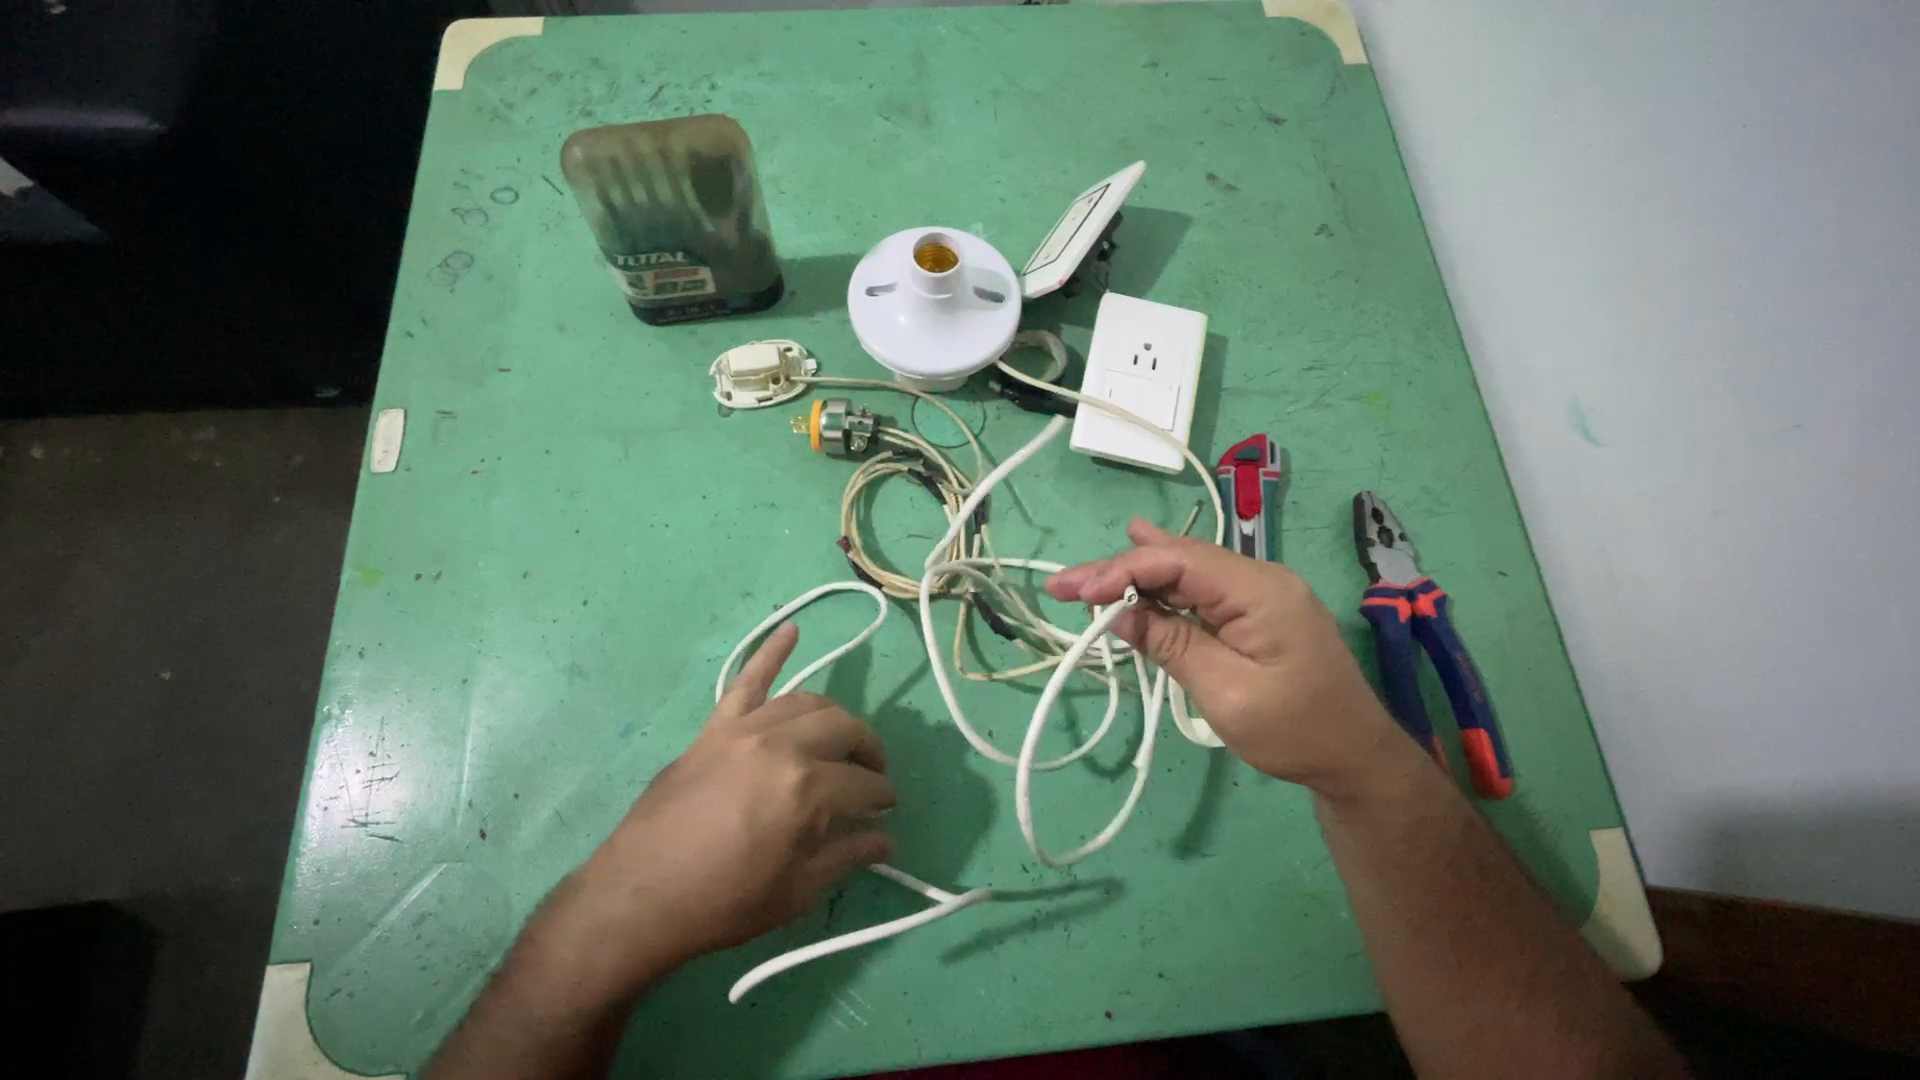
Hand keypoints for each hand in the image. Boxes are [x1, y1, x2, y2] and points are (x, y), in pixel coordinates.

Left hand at [550, 624, 897, 994]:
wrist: (638, 897)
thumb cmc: (722, 903)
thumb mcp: (795, 892)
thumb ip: (847, 857)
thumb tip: (888, 840)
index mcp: (807, 790)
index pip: (864, 783)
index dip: (882, 796)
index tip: (887, 808)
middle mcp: (781, 746)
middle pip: (844, 729)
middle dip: (868, 751)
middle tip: (871, 776)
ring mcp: (745, 730)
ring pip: (807, 701)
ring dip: (834, 717)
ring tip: (843, 739)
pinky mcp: (715, 728)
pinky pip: (747, 680)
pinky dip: (770, 652)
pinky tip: (791, 630)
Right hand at [1047, 519, 1410, 796]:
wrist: (1356, 757)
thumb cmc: (1295, 731)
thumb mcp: (1227, 693)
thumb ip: (1172, 645)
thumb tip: (1118, 614)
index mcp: (1259, 590)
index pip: (1178, 562)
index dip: (1122, 571)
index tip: (1076, 593)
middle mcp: (1260, 578)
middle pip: (1178, 561)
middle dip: (1118, 571)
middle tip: (1062, 586)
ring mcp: (1260, 593)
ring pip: (1186, 572)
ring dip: (1135, 577)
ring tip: (1085, 578)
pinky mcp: (1255, 611)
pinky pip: (1201, 589)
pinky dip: (1162, 586)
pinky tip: (1140, 556)